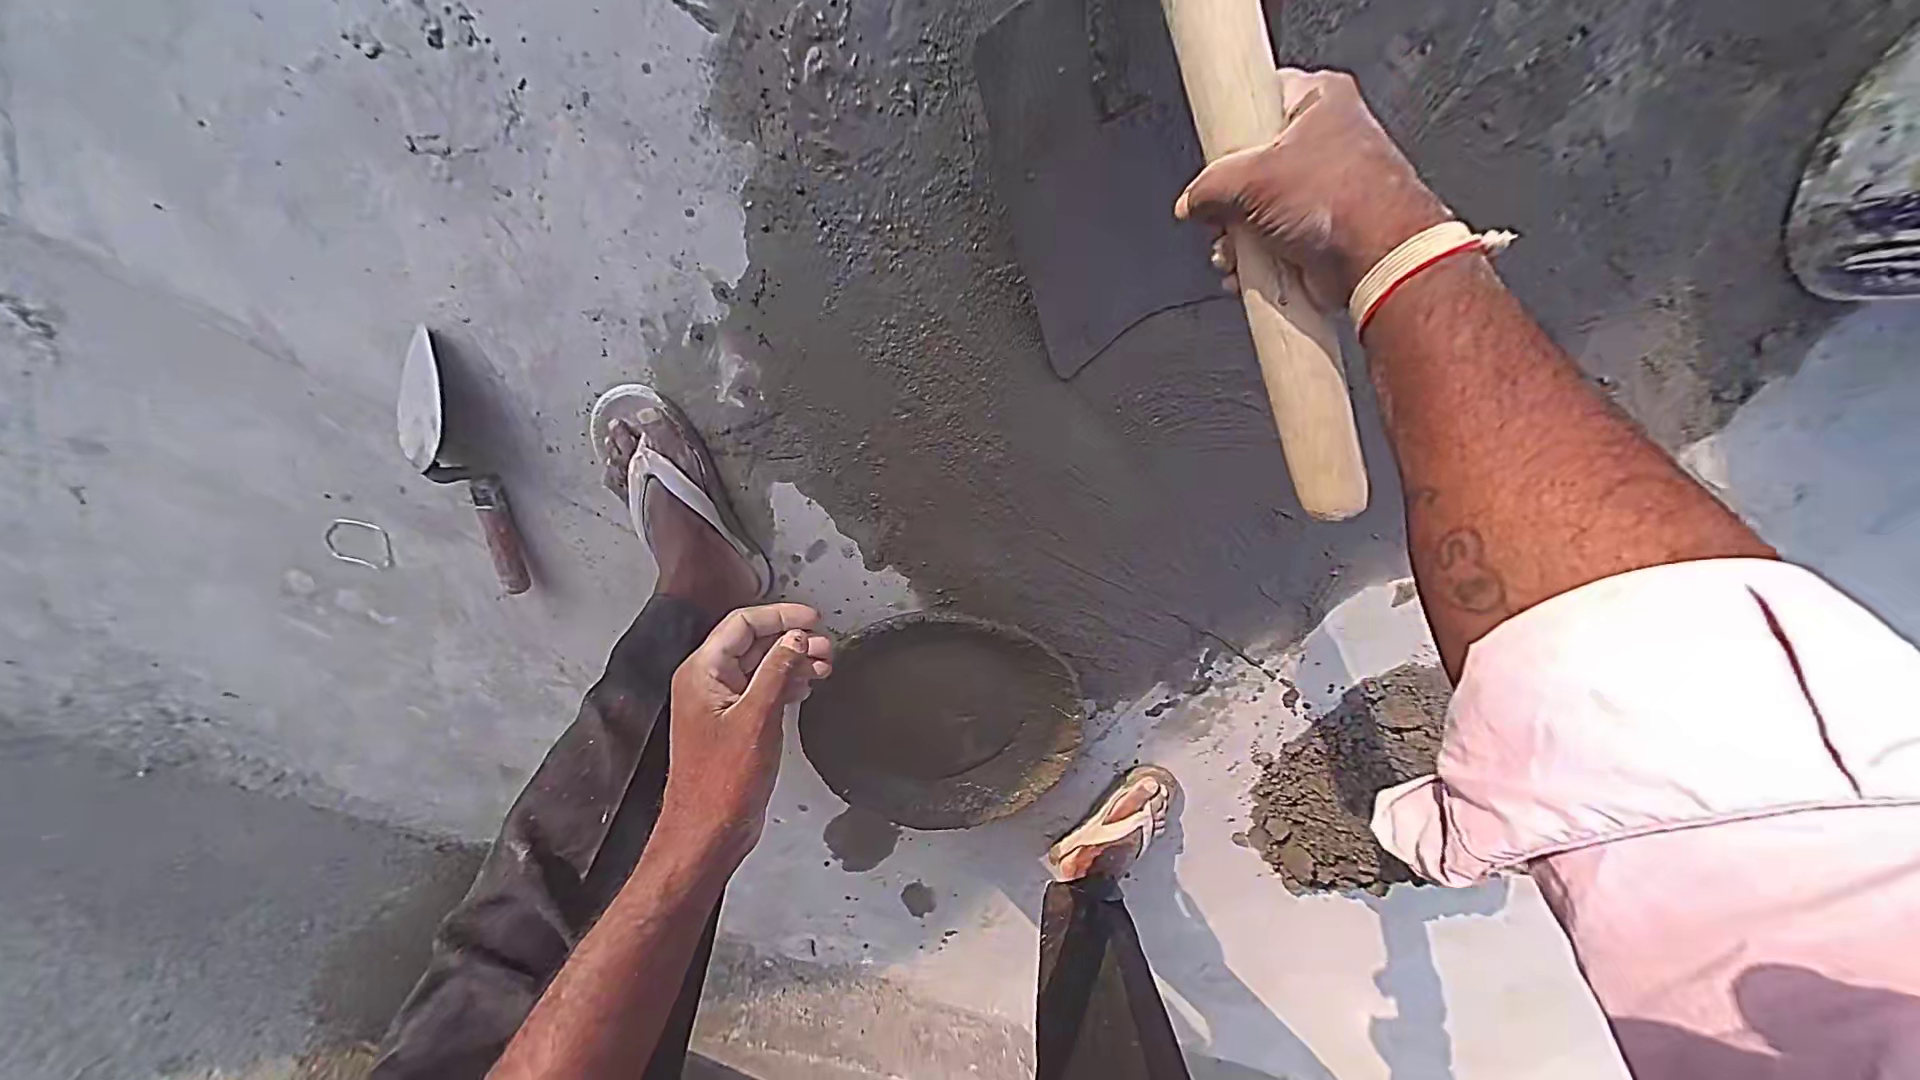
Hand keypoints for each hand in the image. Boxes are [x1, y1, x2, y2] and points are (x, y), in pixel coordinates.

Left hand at [661, 603, 833, 865]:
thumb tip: (797, 637)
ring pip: (763, 665)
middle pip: (755, 642)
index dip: (780, 615)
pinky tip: (808, 685)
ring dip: (794, 660)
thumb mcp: (757, 717)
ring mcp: (722, 702)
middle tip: (826, 646)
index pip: (743, 623)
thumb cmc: (723, 782)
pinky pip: (764, 688)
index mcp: (703, 672)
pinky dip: (788, 681)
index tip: (814, 619)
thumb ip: (778, 670)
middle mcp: (709, 681)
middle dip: (793, 639)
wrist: (708, 832)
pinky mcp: (736, 722)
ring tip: (825, 665)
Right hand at [1174, 68, 1451, 309]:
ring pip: (1249, 212)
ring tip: (1234, 250)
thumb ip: (1208, 186)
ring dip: (1232, 238)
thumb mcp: (1250, 178)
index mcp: (1316, 103)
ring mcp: (1314, 191)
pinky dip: (1248, 260)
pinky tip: (1243, 269)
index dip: (1228, 130)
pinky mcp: (1309, 232)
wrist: (1370, 258)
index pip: (1257, 99)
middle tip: (1223, 215)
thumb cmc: (1335, 202)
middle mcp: (1319, 143)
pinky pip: (1262, 243)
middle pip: (1245, 167)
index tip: (1212, 155)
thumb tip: (1191, 201)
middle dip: (1225, 204)